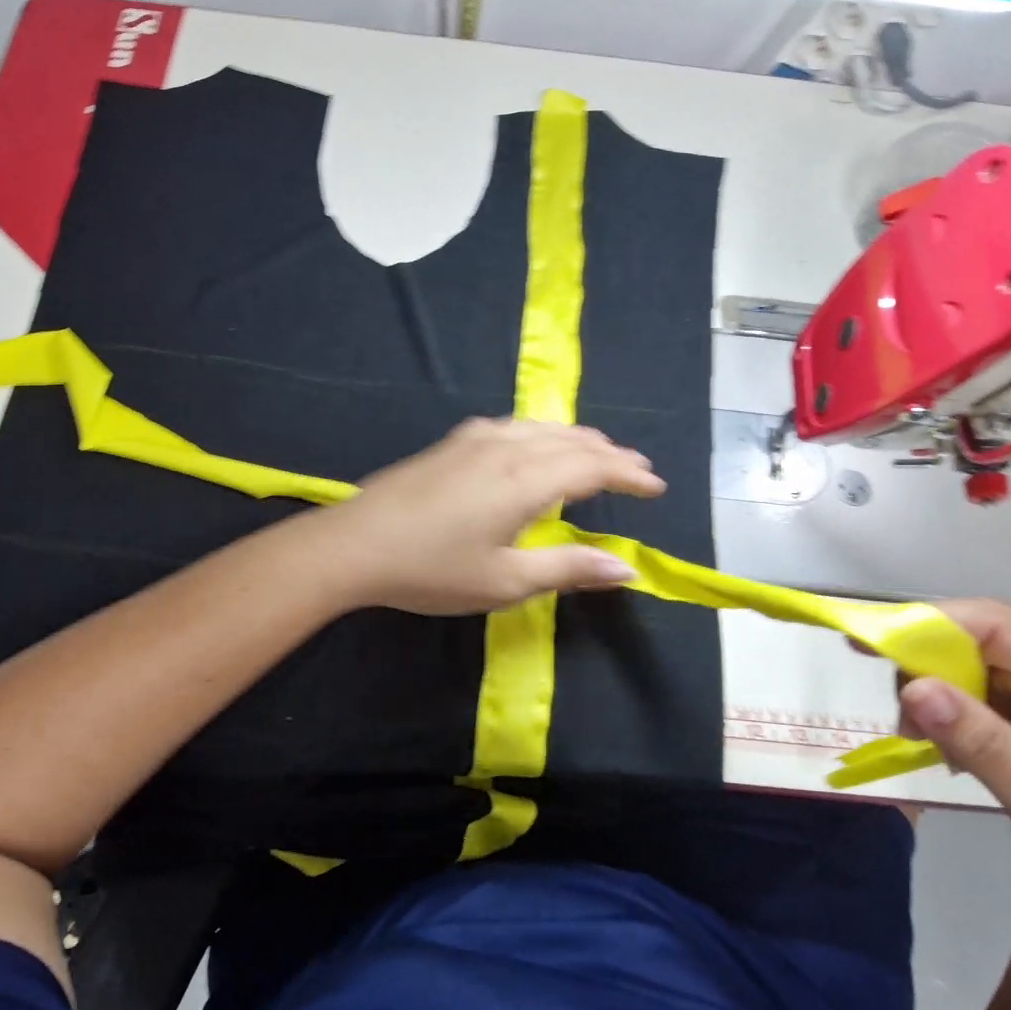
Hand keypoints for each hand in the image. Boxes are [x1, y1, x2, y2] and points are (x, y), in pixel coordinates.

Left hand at [305, 418, 664, 614]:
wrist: (354, 545)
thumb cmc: (431, 570)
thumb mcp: (506, 581)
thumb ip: (568, 569)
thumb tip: (626, 569)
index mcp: (526, 479)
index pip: (593, 466)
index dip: (629, 475)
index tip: (656, 487)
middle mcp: (506, 447)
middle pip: (571, 441)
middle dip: (610, 454)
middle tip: (637, 470)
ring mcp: (473, 440)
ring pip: (541, 429)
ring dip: (576, 440)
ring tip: (598, 452)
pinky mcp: (449, 444)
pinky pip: (511, 427)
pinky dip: (541, 434)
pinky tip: (534, 445)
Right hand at [896, 600, 1010, 919]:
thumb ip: (983, 743)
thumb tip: (912, 688)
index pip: (991, 623)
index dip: (924, 625)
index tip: (863, 645)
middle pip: (972, 638)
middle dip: (926, 673)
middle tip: (910, 730)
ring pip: (968, 663)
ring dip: (938, 699)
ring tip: (939, 752)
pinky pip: (979, 688)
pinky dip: (954, 715)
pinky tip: (960, 752)